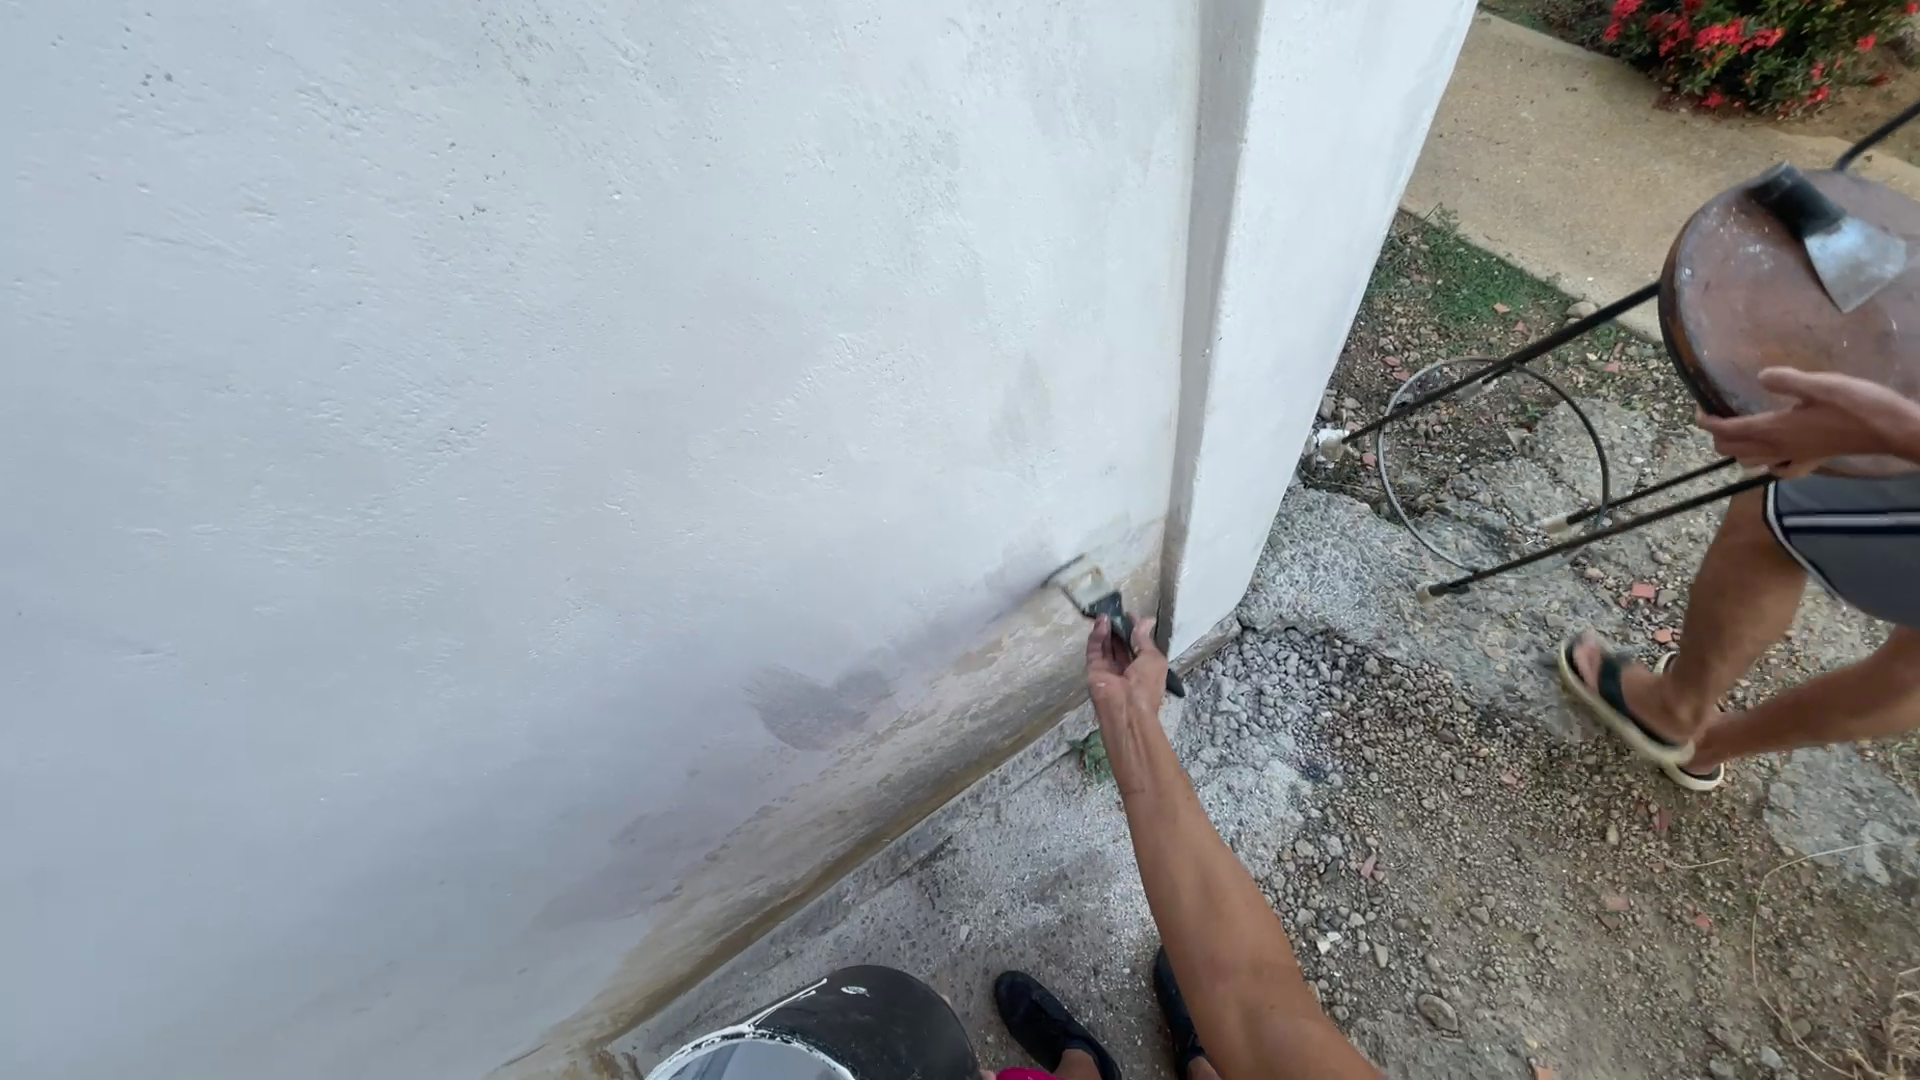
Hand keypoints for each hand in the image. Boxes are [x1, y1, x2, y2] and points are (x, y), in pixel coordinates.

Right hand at [1086, 615, 1167, 728]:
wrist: (1127, 708)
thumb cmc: (1147, 684)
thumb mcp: (1153, 658)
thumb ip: (1144, 639)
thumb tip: (1145, 620)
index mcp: (1143, 668)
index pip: (1137, 645)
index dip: (1134, 630)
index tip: (1130, 616)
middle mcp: (1125, 668)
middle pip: (1119, 644)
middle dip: (1118, 628)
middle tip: (1116, 612)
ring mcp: (1108, 668)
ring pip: (1105, 645)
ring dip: (1106, 629)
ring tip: (1107, 613)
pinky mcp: (1093, 668)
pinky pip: (1095, 649)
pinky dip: (1097, 636)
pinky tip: (1101, 623)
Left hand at [1696, 368, 1919, 474]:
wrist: (1897, 430)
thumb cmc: (1860, 406)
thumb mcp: (1822, 385)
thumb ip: (1787, 381)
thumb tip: (1760, 376)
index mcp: (1770, 429)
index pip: (1721, 429)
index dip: (1703, 419)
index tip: (1701, 406)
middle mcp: (1774, 447)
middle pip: (1726, 448)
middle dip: (1715, 434)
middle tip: (1721, 415)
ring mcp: (1792, 457)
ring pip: (1746, 460)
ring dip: (1736, 448)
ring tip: (1742, 430)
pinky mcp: (1812, 460)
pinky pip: (1779, 469)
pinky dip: (1768, 463)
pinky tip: (1774, 451)